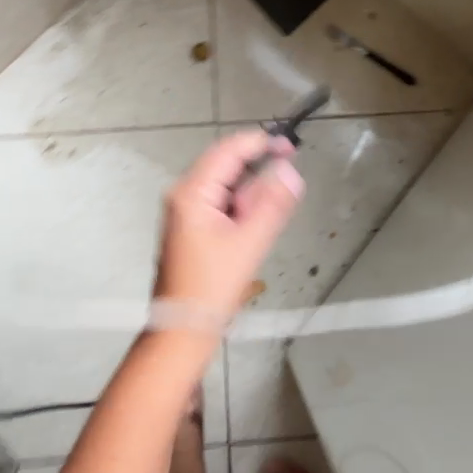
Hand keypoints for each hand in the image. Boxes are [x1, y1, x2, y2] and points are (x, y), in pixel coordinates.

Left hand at [154, 131, 305, 328]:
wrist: (182, 330)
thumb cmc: (212, 287)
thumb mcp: (249, 243)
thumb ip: (272, 204)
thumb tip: (290, 170)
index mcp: (191, 192)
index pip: (228, 150)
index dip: (260, 142)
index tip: (290, 146)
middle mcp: (183, 194)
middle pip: (225, 165)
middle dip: (256, 173)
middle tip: (283, 189)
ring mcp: (184, 210)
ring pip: (225, 186)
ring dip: (248, 195)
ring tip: (259, 226)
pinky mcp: (191, 226)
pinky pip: (220, 203)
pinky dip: (239, 208)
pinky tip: (250, 229)